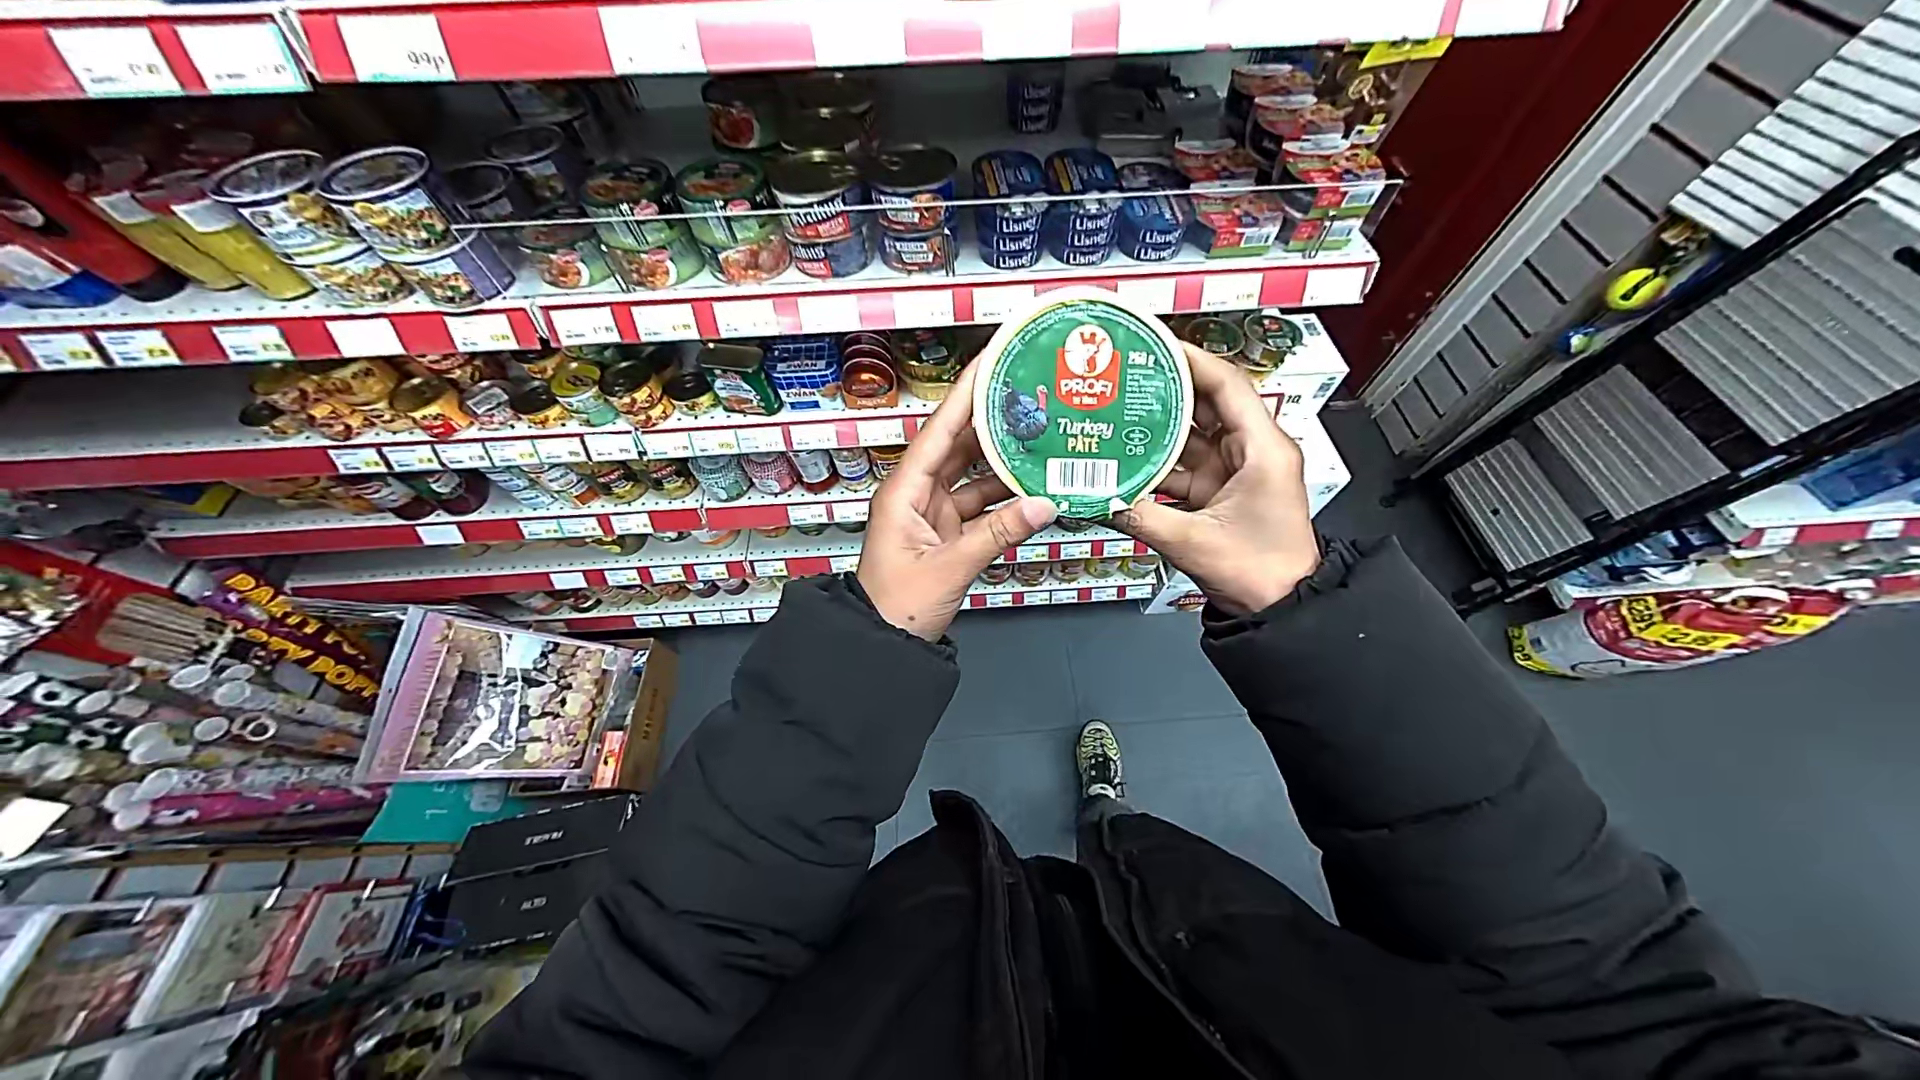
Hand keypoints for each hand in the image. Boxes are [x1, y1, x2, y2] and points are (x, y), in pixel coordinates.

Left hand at [857, 360, 1057, 639]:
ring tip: (1039, 440)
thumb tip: (1042, 505)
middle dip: (992, 422)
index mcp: (903, 491)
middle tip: (1026, 398)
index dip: (965, 394)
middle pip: (958, 446)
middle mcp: (916, 494)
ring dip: (1003, 463)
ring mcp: (932, 513)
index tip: (990, 362)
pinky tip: (1031, 490)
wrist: (883, 644)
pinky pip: (980, 506)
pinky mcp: (946, 532)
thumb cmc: (895, 606)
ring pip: (972, 476)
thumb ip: (999, 534)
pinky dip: (1004, 500)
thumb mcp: (950, 567)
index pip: (939, 430)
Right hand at [1111, 342, 1318, 615]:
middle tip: (1127, 376)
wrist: (1282, 608)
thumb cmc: (1262, 572)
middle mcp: (1251, 453)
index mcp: (1262, 450)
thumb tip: (1098, 499)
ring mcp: (1235, 472)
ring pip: (1191, 437)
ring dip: (1157, 430)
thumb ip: (1139, 516)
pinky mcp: (1220, 491)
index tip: (1156, 344)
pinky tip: (1128, 460)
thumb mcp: (1192, 542)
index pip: (1226, 386)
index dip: (1191, 360)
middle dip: (1165, 391)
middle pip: (1204, 406)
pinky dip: (1157, 464)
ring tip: (1118, 414)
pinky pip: (1184, 466)